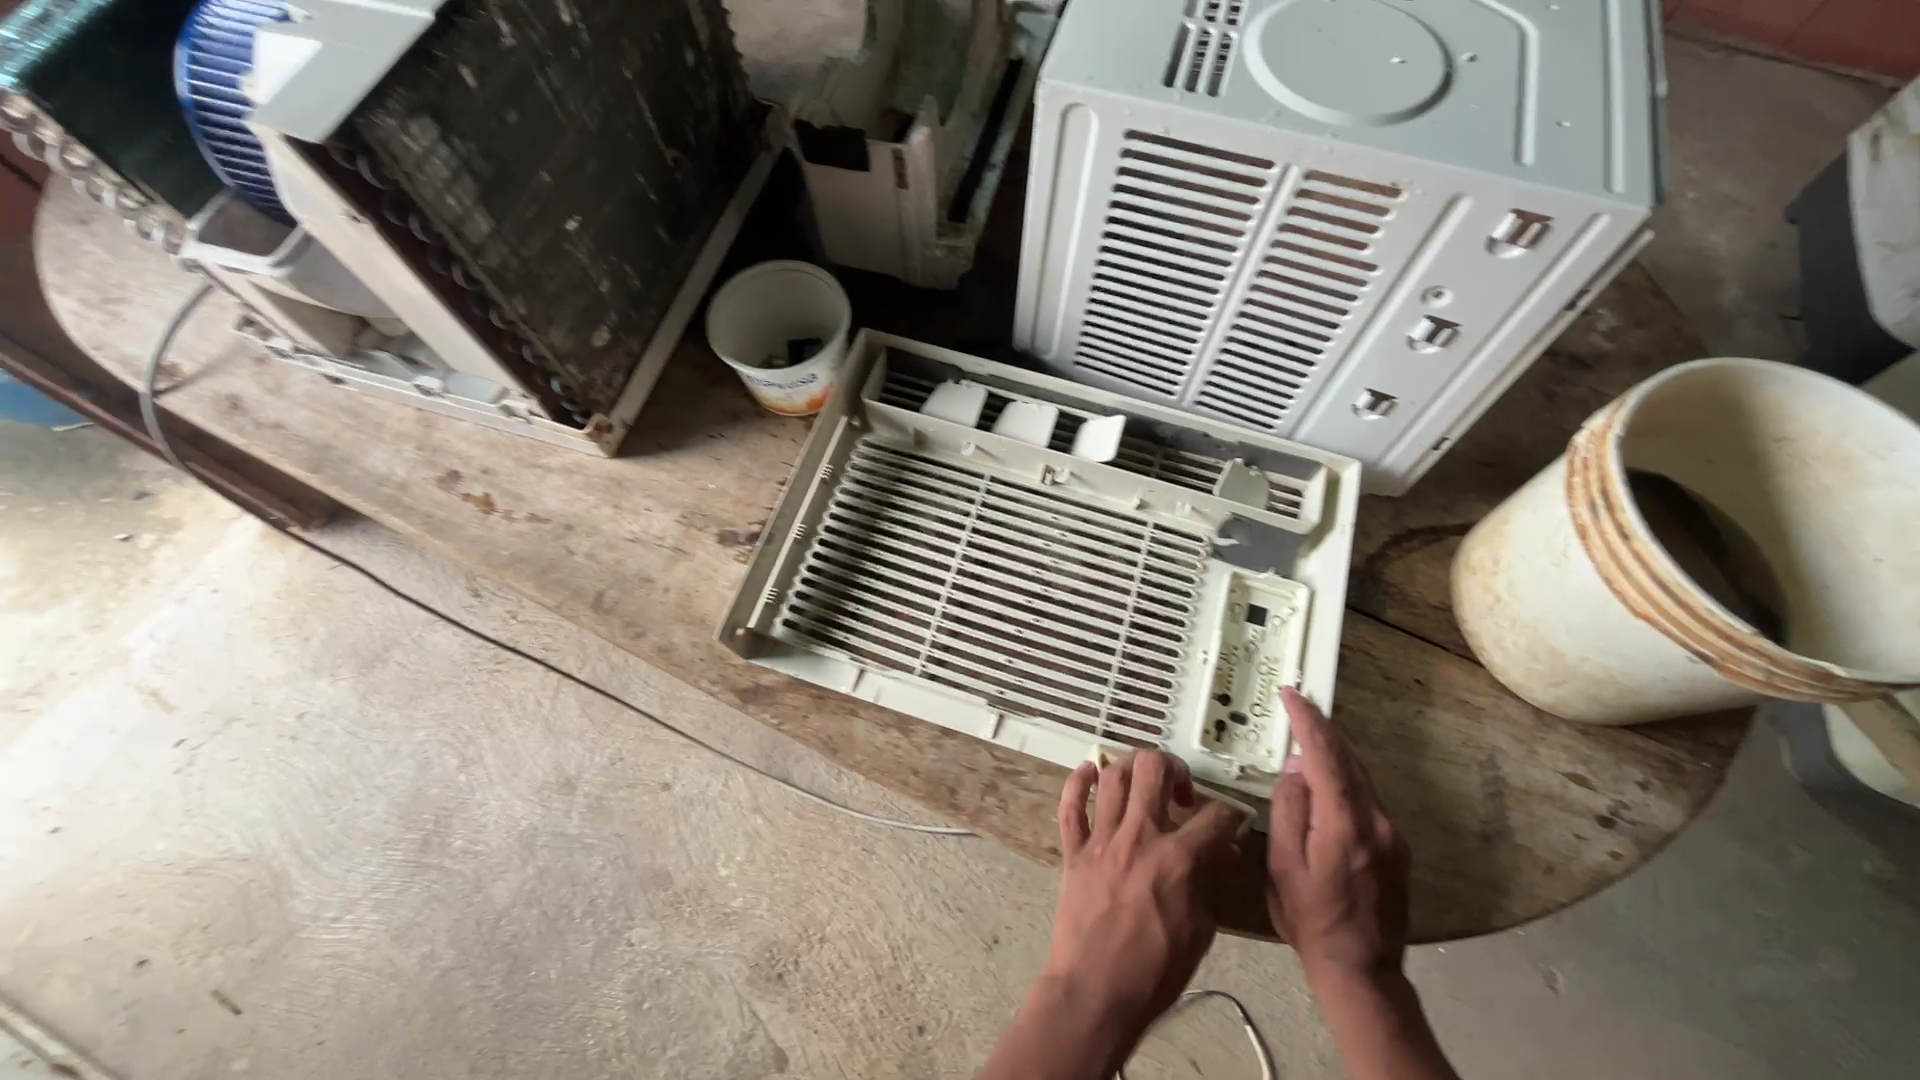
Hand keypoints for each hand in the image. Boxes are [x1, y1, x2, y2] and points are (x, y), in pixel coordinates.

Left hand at [1046, 751, 1244, 1025]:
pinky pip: (1070, 805)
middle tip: (1180, 790)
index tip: (1230, 822)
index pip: (1216, 817)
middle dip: (1174, 767)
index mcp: (1177, 859)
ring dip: (1131, 767)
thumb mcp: (1200, 931)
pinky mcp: (1073, 851)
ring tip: (1143, 781)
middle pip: (1153, 769)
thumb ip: (1209, 883)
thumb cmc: (1154, 972)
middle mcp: (1139, 837)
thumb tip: (1219, 853)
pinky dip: (1078, 782)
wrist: (1096, 991)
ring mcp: (1101, 841)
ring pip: (1112, 776)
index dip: (1231, 816)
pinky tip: (1089, 772)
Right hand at [1266, 688, 1410, 979]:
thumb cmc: (1309, 918)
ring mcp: (1393, 833)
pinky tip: (1329, 776)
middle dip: (1323, 728)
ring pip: (1363, 776)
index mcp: (1345, 822)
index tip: (1291, 694)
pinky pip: (1369, 796)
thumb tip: (1298, 768)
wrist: (1361, 968)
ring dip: (1335, 751)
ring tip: (1309, 732)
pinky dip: (1347, 776)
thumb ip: (1290, 809)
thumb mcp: (1282, 864)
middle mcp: (1377, 820)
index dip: (1307, 720)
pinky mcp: (1397, 846)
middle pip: (1350, 759)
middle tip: (1298, 704)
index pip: (1326, 754)